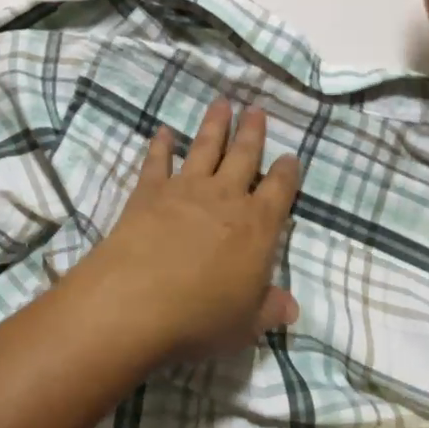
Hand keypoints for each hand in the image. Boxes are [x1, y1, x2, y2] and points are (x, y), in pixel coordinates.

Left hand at [74, 99, 301, 362]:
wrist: (137, 300)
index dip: (287, 173)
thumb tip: (291, 305)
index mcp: (257, 227)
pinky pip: (157, 161)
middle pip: (244, 156)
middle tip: (256, 109)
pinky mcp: (149, 190)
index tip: (291, 156)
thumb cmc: (200, 318)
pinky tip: (162, 131)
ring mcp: (185, 189)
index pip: (280, 191)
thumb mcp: (245, 325)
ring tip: (221, 102)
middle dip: (252, 132)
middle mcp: (225, 197)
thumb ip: (269, 309)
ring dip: (214, 124)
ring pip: (205, 147)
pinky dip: (160, 144)